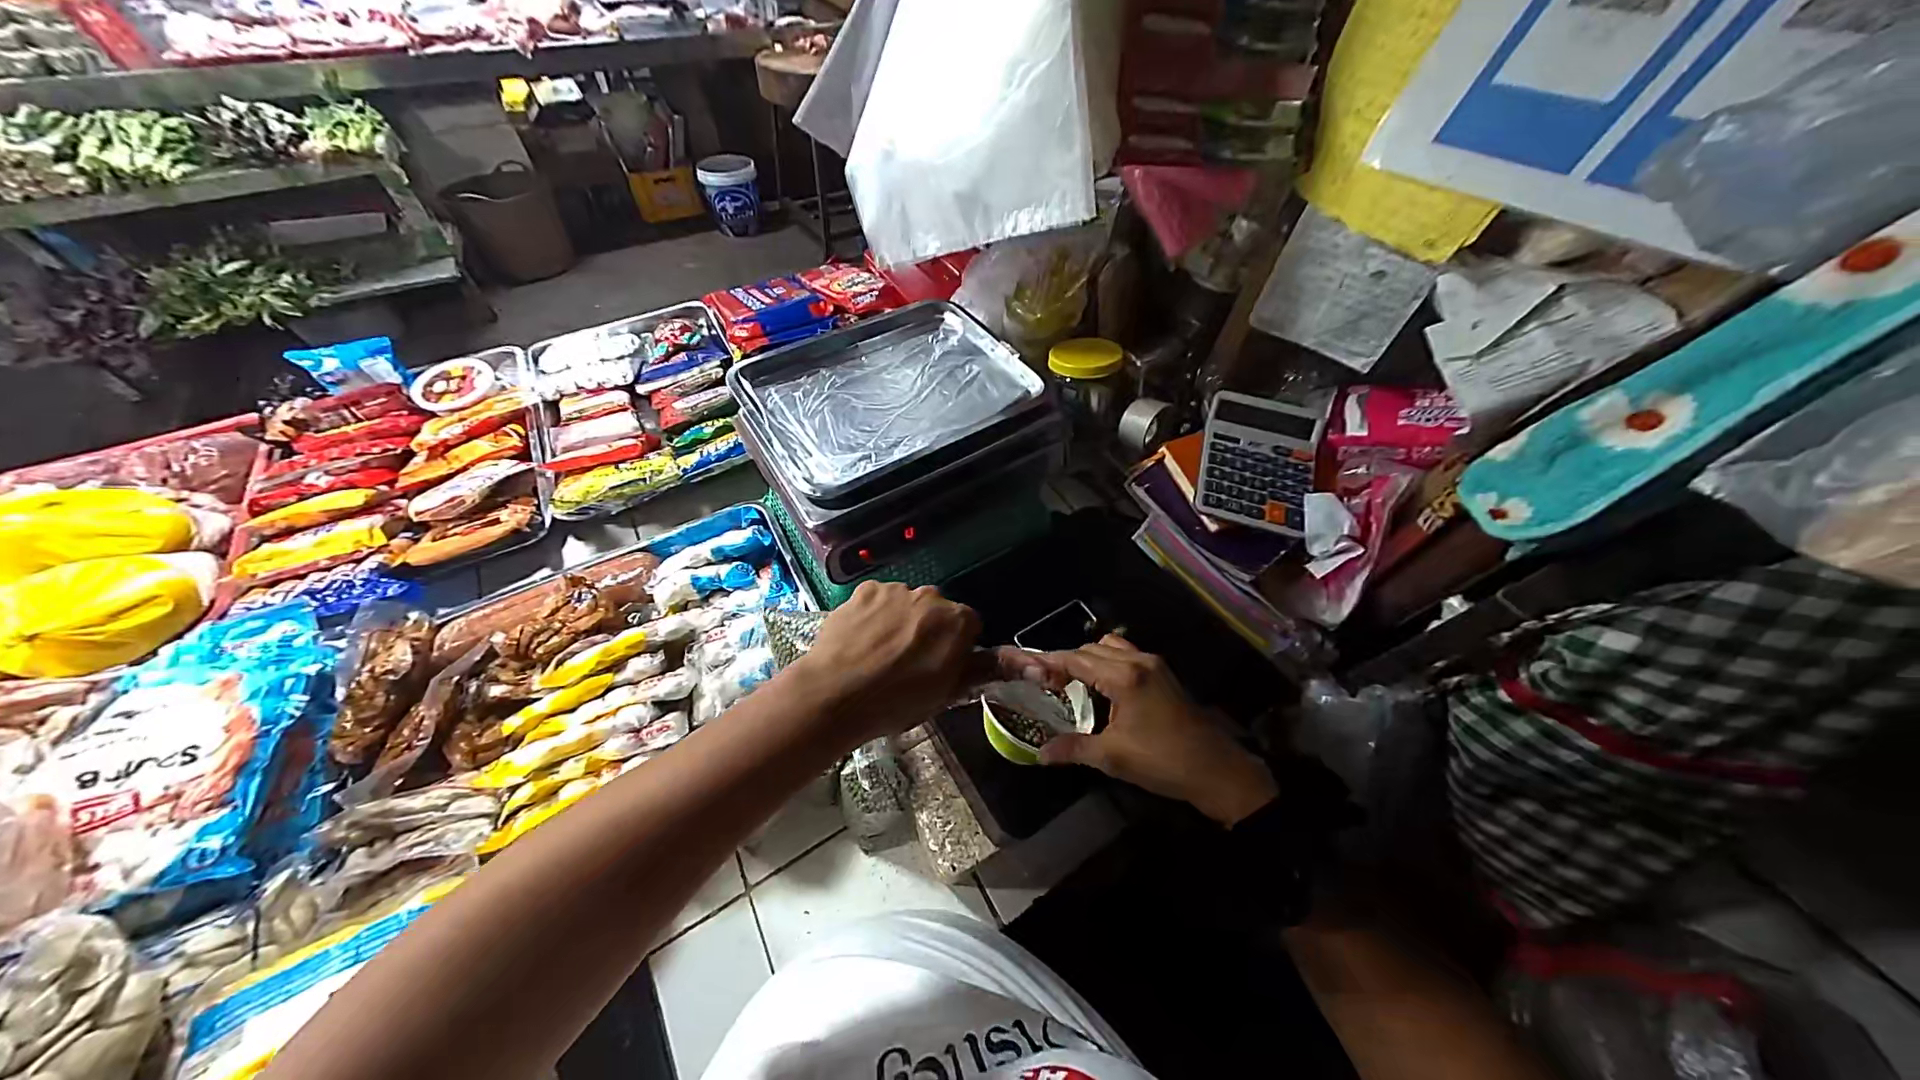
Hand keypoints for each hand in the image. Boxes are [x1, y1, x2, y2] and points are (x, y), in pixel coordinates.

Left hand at [787, 582, 982, 744]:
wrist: (836, 693)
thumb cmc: (896, 701)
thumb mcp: (945, 694)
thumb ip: (975, 670)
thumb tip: (1002, 661)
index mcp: (959, 621)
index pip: (969, 626)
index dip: (957, 646)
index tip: (940, 666)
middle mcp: (931, 596)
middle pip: (937, 611)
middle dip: (929, 630)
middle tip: (909, 662)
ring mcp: (896, 590)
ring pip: (906, 604)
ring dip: (900, 620)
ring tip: (879, 653)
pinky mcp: (865, 590)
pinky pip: (877, 600)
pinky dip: (873, 615)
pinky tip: (861, 640)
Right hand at [1015, 635, 1276, 825]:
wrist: (1217, 770)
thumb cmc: (1163, 762)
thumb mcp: (1113, 757)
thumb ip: (1073, 749)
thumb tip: (1040, 753)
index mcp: (1124, 677)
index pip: (1076, 659)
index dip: (1048, 662)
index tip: (1025, 667)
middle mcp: (1139, 661)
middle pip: (1091, 649)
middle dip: (1064, 661)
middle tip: (1043, 681)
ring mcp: (1154, 665)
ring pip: (1109, 648)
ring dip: (1087, 659)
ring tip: (1069, 683)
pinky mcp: (1163, 674)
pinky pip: (1126, 655)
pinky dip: (1106, 663)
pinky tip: (1098, 687)